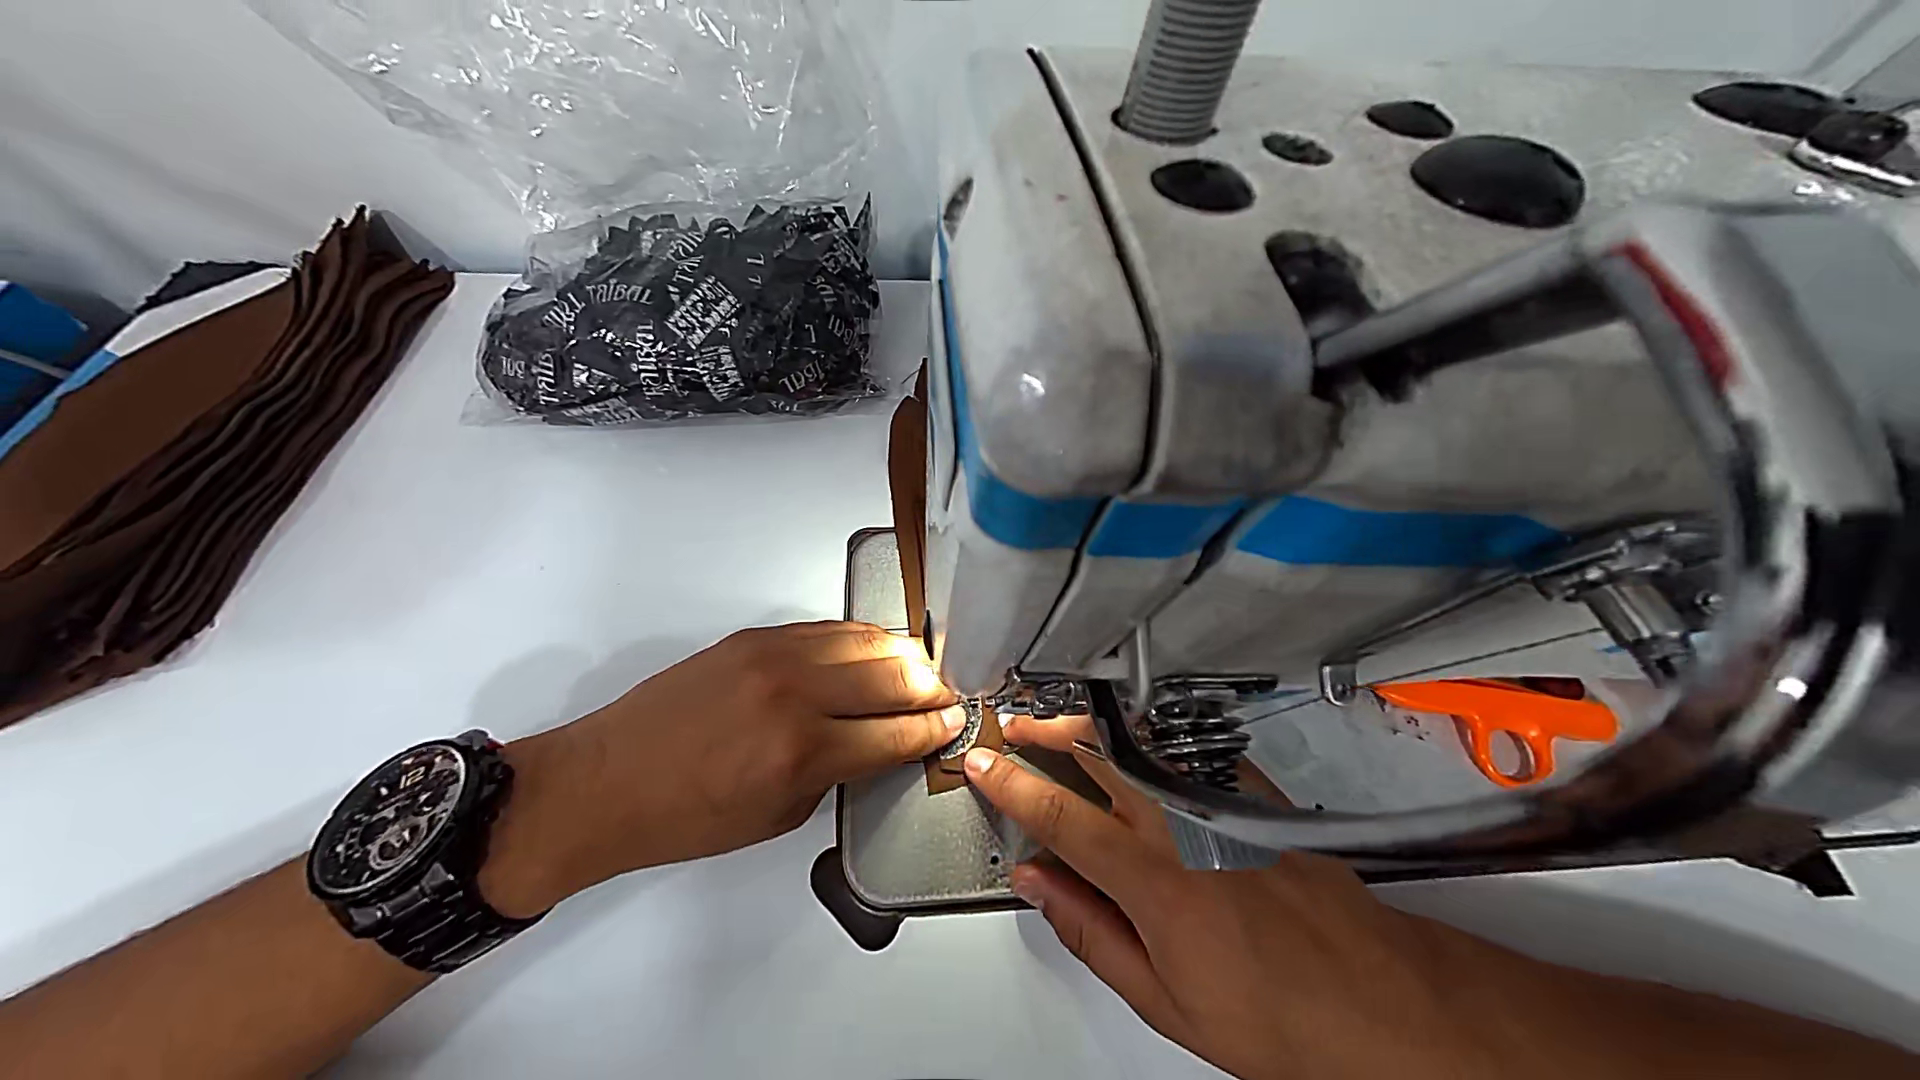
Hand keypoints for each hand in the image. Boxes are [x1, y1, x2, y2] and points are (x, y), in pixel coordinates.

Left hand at [481, 622, 962, 915]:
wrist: (606, 781)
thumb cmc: (687, 816)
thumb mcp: (779, 815)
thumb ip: (840, 773)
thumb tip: (880, 742)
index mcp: (803, 753)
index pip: (897, 733)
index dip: (934, 730)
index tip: (953, 724)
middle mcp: (795, 694)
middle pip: (894, 677)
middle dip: (931, 689)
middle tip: (945, 697)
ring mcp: (774, 655)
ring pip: (867, 640)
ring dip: (902, 658)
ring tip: (917, 672)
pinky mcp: (755, 637)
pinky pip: (828, 629)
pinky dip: (860, 641)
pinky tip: (871, 653)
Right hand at [978, 714, 1510, 1079]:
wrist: (1380, 1003)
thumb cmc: (1279, 1016)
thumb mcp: (1163, 998)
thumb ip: (1089, 930)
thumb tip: (1038, 886)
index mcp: (1151, 879)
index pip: (1059, 816)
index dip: (1011, 784)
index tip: (983, 764)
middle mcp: (1182, 826)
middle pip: (1097, 754)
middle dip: (1046, 731)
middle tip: (1016, 727)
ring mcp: (1220, 803)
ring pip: (1138, 741)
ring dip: (1090, 726)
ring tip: (1060, 728)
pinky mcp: (1252, 795)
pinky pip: (1187, 750)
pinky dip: (1146, 736)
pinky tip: (1134, 741)